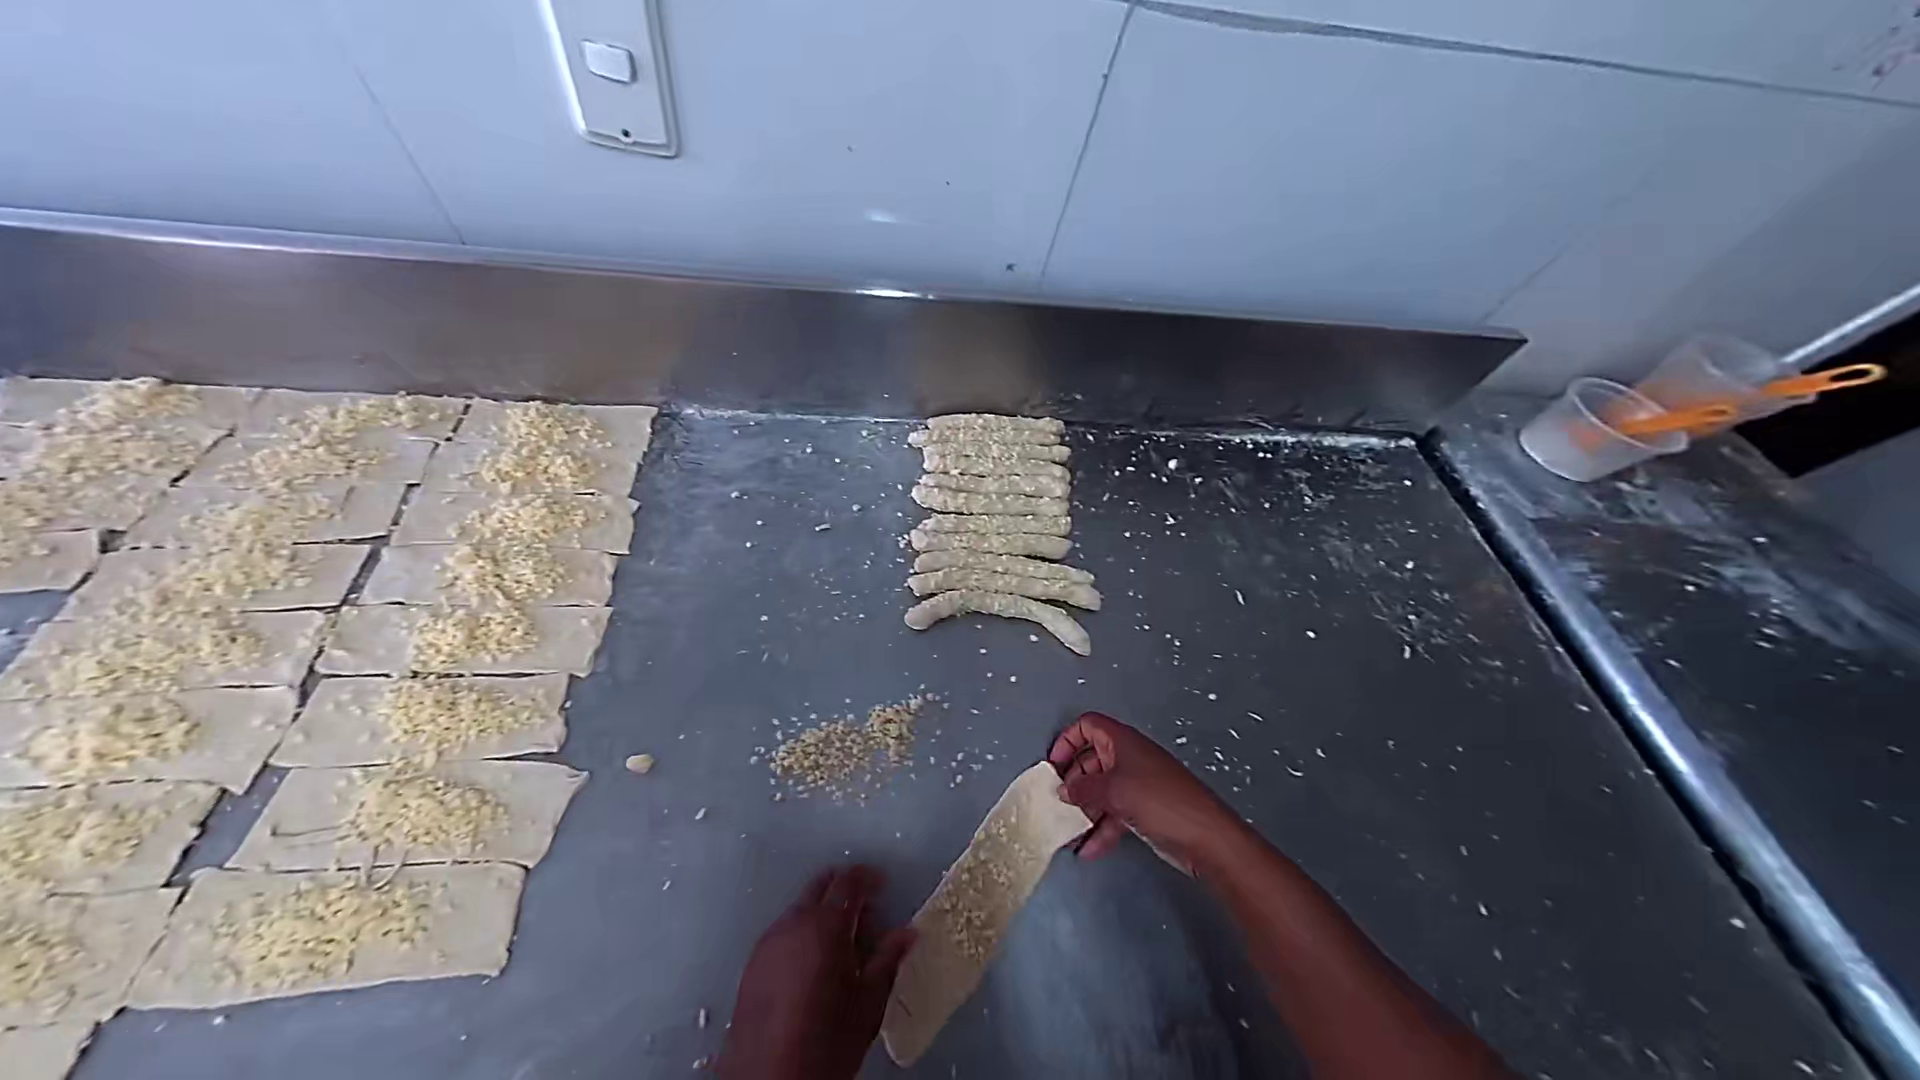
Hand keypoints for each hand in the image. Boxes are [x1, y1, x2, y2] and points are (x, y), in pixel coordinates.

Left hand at [717, 865, 914, 1079]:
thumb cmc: (825, 1045)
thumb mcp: (868, 1003)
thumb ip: (887, 959)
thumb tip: (906, 933)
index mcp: (825, 926)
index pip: (849, 882)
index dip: (868, 878)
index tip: (882, 885)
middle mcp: (794, 924)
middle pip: (820, 886)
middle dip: (845, 890)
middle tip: (866, 913)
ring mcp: (769, 942)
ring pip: (800, 908)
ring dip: (823, 913)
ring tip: (843, 946)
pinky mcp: (753, 964)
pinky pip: (784, 932)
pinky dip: (803, 933)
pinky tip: (815, 965)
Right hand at [1049, 711, 1241, 864]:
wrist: (1206, 836)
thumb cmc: (1160, 800)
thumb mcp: (1113, 790)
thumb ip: (1083, 789)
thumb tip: (1065, 789)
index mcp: (1122, 741)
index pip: (1087, 726)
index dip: (1067, 740)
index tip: (1054, 764)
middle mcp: (1129, 758)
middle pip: (1091, 760)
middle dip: (1073, 780)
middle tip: (1059, 800)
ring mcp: (1138, 784)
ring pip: (1102, 790)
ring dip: (1085, 809)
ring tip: (1069, 830)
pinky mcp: (1145, 810)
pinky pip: (1115, 813)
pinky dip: (1101, 829)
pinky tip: (1089, 849)